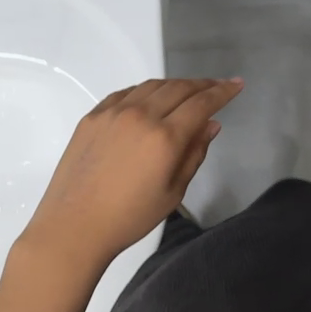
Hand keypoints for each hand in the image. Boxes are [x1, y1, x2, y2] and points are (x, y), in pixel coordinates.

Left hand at [20, 78, 242, 271]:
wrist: (73, 227)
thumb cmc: (129, 218)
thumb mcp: (173, 192)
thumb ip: (194, 154)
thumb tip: (210, 125)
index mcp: (164, 137)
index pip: (202, 103)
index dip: (223, 92)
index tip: (237, 84)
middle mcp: (141, 115)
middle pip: (179, 88)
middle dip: (202, 85)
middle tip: (217, 86)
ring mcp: (113, 112)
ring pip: (152, 86)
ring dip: (175, 85)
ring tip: (188, 91)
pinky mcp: (93, 116)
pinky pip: (126, 93)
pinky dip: (146, 91)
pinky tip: (151, 98)